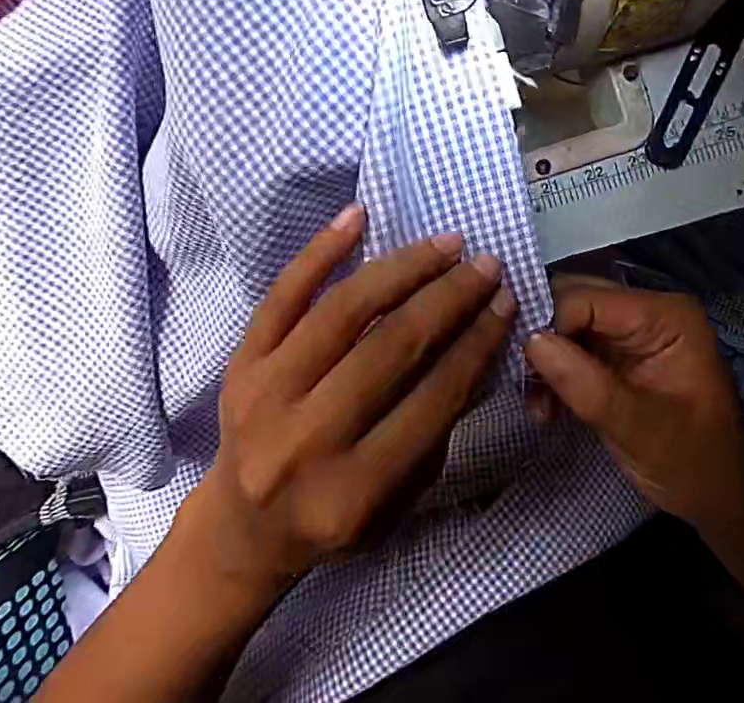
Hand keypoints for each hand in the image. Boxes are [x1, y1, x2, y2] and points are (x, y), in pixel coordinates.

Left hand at [191, 204, 515, 589]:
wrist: (240, 527)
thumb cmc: (331, 520)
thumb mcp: (397, 500)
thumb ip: (436, 430)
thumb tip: (477, 347)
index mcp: (351, 491)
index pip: (430, 399)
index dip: (475, 344)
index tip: (505, 303)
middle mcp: (304, 440)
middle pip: (389, 348)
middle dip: (448, 299)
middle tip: (484, 265)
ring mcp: (263, 394)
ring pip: (341, 312)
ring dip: (400, 268)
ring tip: (443, 244)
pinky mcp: (238, 362)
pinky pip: (282, 295)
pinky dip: (320, 250)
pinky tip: (357, 215)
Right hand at [523, 275, 743, 528]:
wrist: (722, 498)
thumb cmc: (694, 464)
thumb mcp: (639, 431)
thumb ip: (586, 385)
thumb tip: (530, 341)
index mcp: (665, 316)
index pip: (588, 299)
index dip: (548, 324)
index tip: (523, 367)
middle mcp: (646, 310)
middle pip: (572, 302)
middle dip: (541, 340)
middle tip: (522, 384)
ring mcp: (630, 329)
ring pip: (565, 322)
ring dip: (543, 360)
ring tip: (536, 405)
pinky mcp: (617, 351)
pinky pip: (571, 344)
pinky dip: (553, 371)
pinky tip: (546, 406)